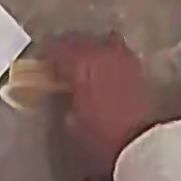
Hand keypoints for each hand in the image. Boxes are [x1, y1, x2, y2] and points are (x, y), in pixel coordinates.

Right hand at [47, 34, 156, 175]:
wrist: (139, 141)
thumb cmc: (100, 134)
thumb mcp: (72, 120)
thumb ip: (66, 97)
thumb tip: (66, 88)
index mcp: (81, 64)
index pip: (58, 48)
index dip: (48, 53)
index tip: (42, 59)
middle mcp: (101, 51)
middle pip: (78, 39)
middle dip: (67, 48)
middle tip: (59, 60)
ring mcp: (120, 54)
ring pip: (98, 39)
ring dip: (88, 47)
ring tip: (82, 60)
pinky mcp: (134, 62)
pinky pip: (115, 47)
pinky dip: (106, 51)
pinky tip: (103, 64)